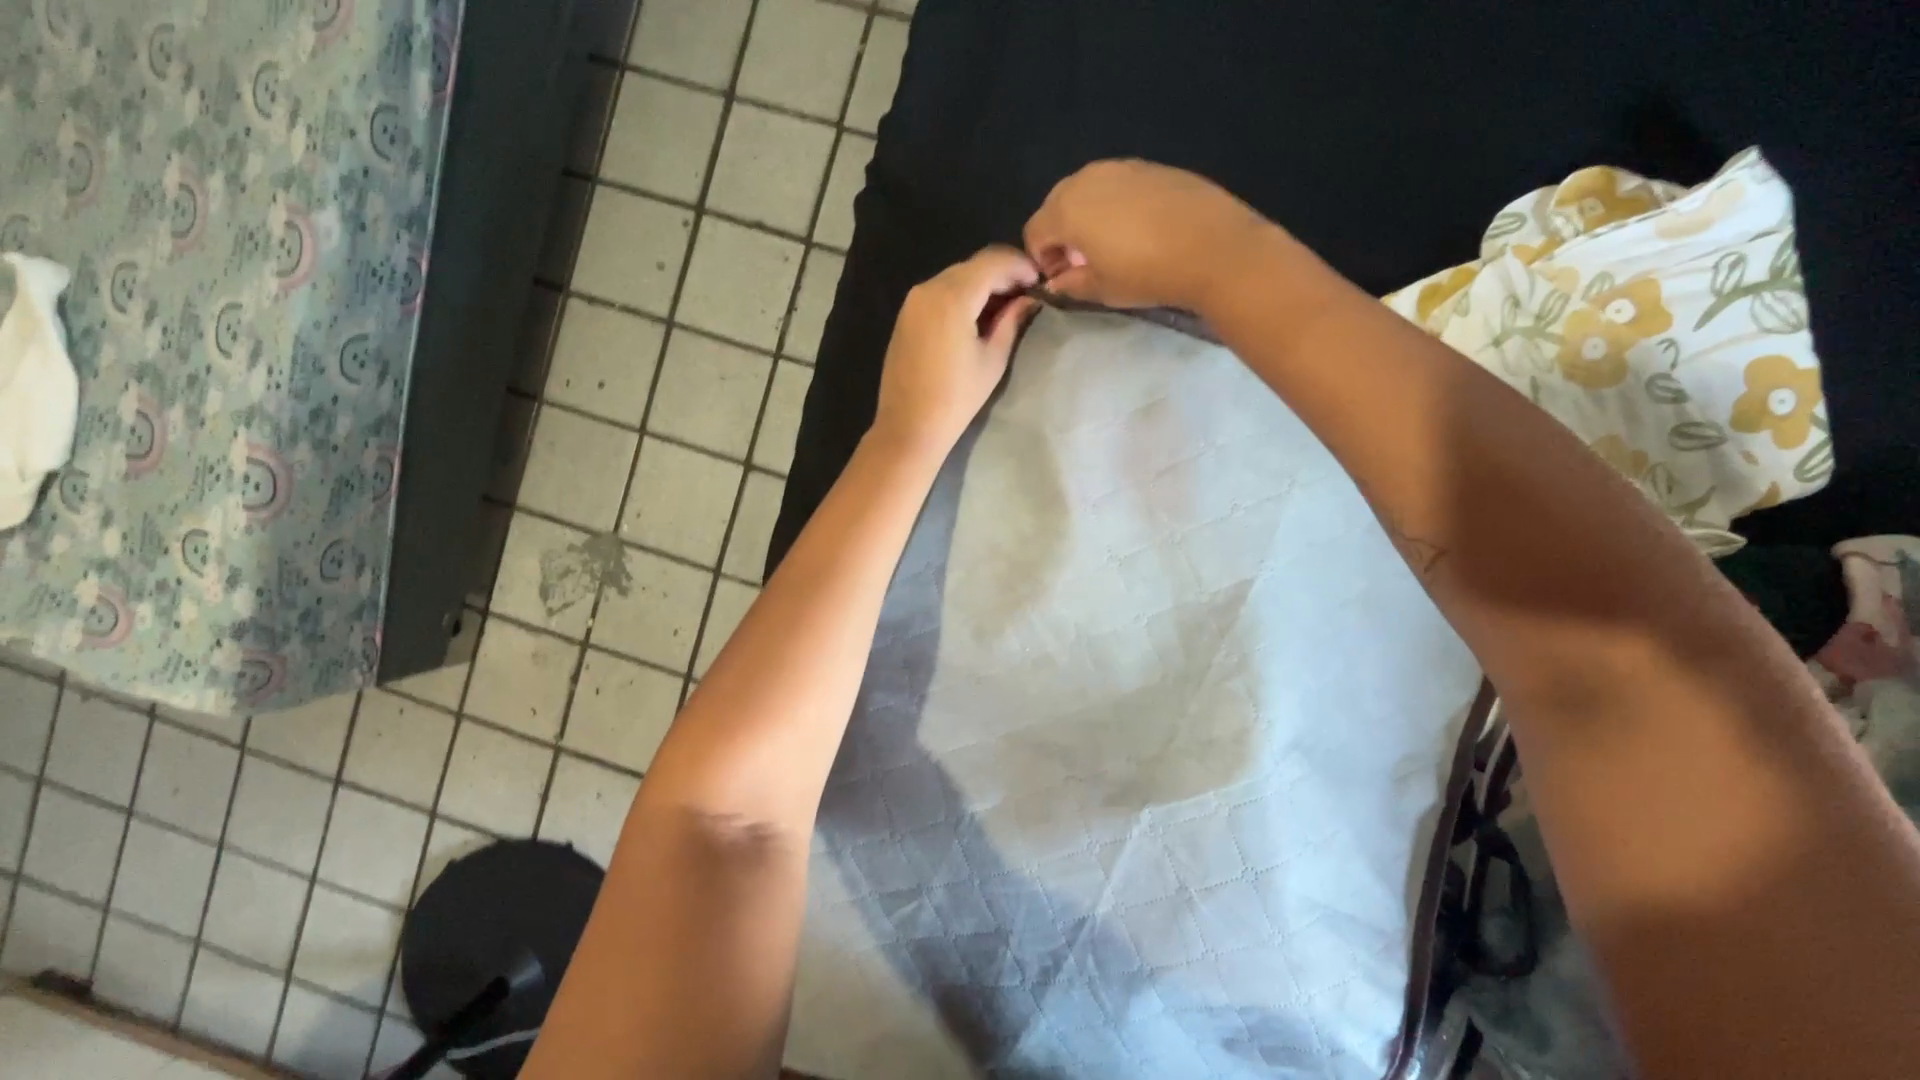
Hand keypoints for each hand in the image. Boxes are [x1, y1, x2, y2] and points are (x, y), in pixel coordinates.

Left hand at [870, 246, 1039, 456]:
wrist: (909, 426)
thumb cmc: (957, 398)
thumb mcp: (993, 359)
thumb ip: (1012, 321)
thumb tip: (1028, 299)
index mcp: (952, 297)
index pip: (993, 262)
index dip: (1021, 266)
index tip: (1042, 280)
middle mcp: (928, 288)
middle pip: (974, 265)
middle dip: (1003, 273)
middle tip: (1028, 293)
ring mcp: (913, 300)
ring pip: (957, 276)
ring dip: (984, 284)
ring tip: (1008, 305)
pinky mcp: (906, 314)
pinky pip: (940, 291)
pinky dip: (963, 294)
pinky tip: (980, 315)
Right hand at [1024, 160, 1275, 312]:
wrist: (1214, 248)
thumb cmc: (1147, 273)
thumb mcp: (1102, 289)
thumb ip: (1070, 284)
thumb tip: (1057, 282)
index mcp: (1066, 209)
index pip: (1035, 232)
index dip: (1042, 259)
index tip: (1062, 278)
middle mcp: (1087, 179)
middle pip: (1057, 205)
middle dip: (1063, 234)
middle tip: (1085, 263)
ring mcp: (1122, 167)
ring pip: (1089, 191)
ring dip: (1089, 217)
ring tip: (1114, 246)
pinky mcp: (1152, 167)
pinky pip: (1120, 185)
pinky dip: (1118, 205)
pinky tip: (1142, 230)